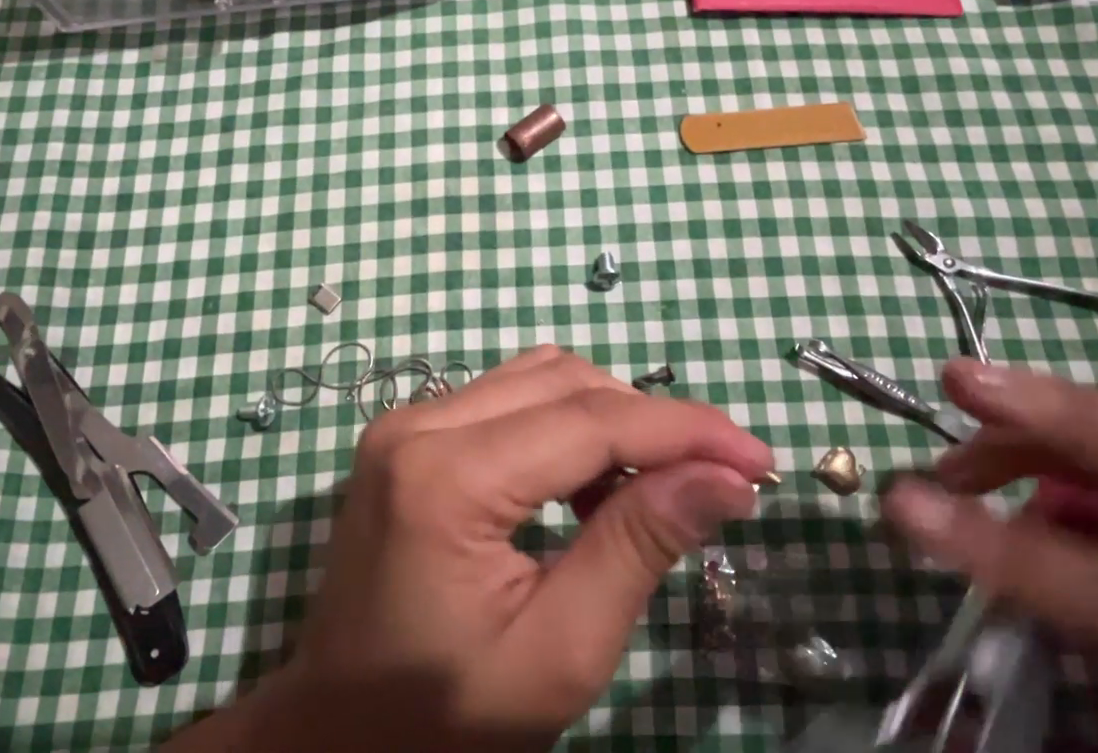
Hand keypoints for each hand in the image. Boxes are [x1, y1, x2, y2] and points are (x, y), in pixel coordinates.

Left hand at [165, 346, 773, 751]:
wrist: (337, 728)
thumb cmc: (444, 713)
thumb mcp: (559, 650)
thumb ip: (637, 548)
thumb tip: (725, 478)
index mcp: (447, 477)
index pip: (589, 420)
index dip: (686, 430)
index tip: (760, 460)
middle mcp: (417, 423)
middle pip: (563, 382)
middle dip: (651, 421)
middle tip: (716, 480)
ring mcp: (404, 423)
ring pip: (536, 380)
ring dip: (608, 418)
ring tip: (650, 491)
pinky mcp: (406, 436)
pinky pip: (504, 400)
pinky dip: (563, 426)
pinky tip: (587, 487)